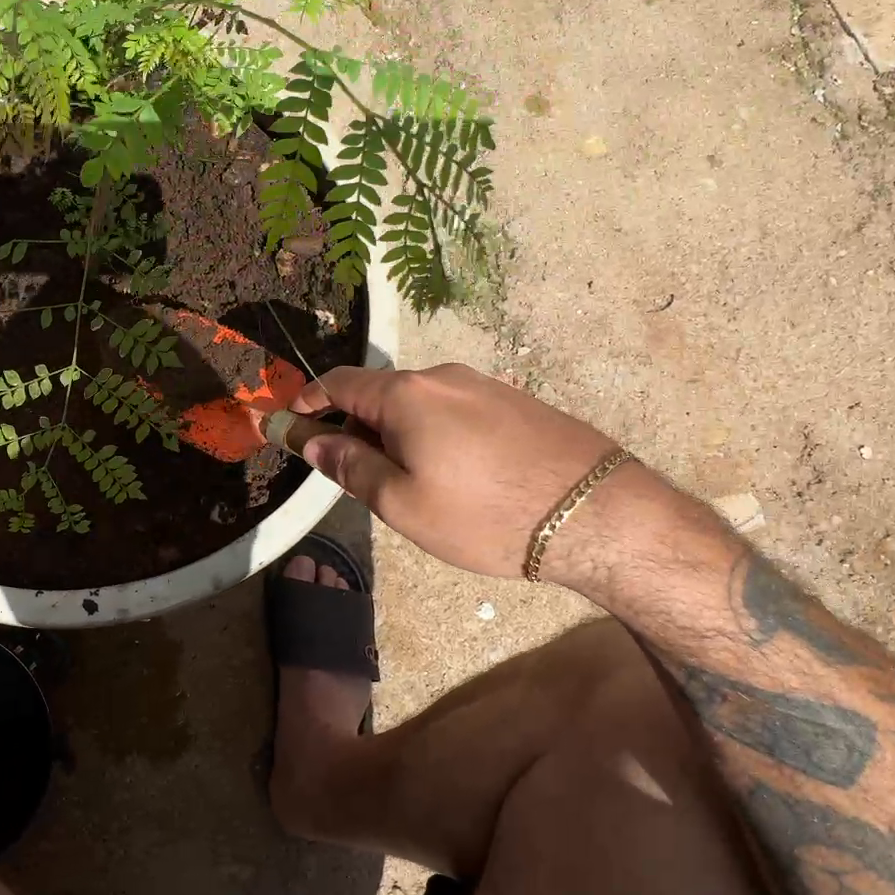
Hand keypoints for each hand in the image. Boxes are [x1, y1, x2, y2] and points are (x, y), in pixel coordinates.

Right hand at [289, 363, 668, 581]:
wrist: (602, 518)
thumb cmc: (486, 515)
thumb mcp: (401, 502)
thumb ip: (350, 466)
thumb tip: (312, 441)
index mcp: (407, 394)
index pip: (339, 382)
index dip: (309, 401)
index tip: (292, 421)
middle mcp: (445, 377)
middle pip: (380, 392)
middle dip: (355, 424)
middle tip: (353, 470)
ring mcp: (488, 386)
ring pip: (421, 403)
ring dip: (396, 431)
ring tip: (407, 480)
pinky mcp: (520, 403)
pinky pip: (456, 411)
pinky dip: (434, 433)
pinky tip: (454, 473)